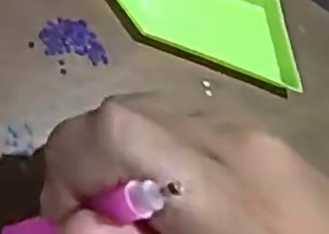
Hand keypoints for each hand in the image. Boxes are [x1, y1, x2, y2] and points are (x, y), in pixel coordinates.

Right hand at [38, 94, 328, 233]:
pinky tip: (170, 206)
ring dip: (114, 155)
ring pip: (147, 111)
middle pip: (123, 110)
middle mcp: (239, 140)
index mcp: (235, 196)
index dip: (70, 163)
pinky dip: (152, 156)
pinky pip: (183, 127)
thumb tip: (75, 219)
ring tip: (122, 213)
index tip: (59, 218)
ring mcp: (257, 133)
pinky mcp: (269, 141)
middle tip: (79, 219)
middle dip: (82, 158)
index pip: (120, 129)